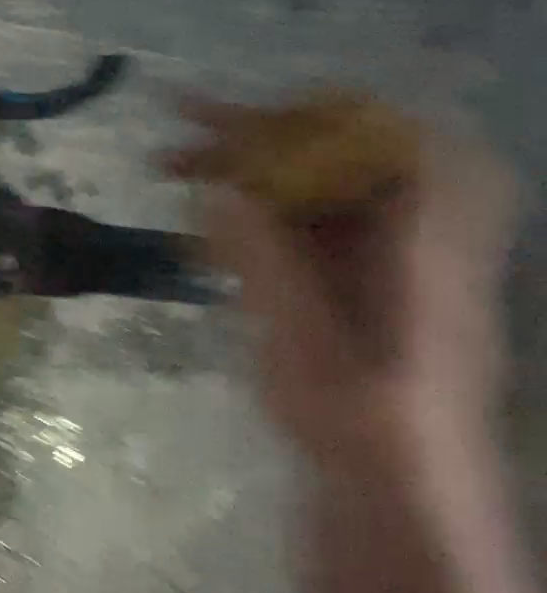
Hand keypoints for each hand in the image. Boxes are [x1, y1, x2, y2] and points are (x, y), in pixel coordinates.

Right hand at [169, 100, 516, 474]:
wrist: (388, 484)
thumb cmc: (361, 417)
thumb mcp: (310, 341)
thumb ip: (264, 263)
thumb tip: (214, 190)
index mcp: (423, 249)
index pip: (405, 147)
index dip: (340, 116)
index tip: (263, 109)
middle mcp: (403, 239)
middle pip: (342, 157)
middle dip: (261, 132)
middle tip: (182, 119)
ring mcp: (370, 258)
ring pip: (310, 185)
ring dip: (242, 164)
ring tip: (168, 161)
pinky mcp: (335, 278)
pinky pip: (291, 220)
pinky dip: (243, 204)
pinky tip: (196, 211)